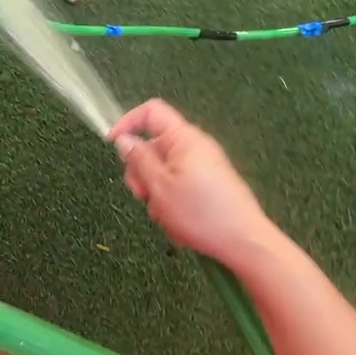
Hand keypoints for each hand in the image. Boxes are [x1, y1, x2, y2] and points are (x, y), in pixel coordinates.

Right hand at [106, 99, 280, 267]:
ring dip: (155, 192)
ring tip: (165, 215)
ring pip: (163, 170)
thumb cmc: (200, 213)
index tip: (111, 144)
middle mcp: (195, 146)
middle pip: (153, 145)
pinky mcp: (208, 185)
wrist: (244, 243)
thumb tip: (124, 139)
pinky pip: (178, 185)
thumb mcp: (159, 186)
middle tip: (143, 196)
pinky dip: (170, 201)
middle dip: (141, 171)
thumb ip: (138, 159)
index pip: (151, 111)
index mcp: (184, 138)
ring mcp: (203, 166)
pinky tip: (177, 222)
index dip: (127, 122)